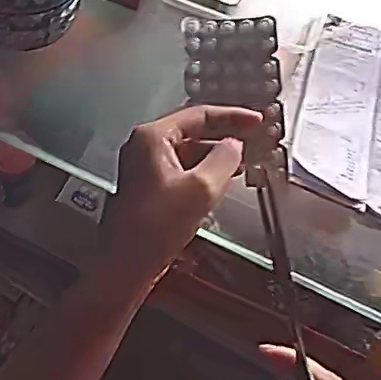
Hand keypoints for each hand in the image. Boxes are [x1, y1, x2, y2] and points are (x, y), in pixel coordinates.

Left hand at [100, 105, 262, 285]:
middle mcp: (145, 146)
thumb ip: (224, 159)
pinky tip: (223, 179)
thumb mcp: (201, 188)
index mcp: (152, 137)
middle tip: (253, 136)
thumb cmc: (153, 228)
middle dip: (225, 134)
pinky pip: (183, 168)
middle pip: (193, 130)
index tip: (255, 120)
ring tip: (245, 158)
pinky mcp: (150, 186)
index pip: (199, 114)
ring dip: (217, 154)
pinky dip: (205, 170)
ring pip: (189, 150)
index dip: (232, 116)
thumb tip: (235, 145)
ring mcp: (146, 166)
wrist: (125, 265)